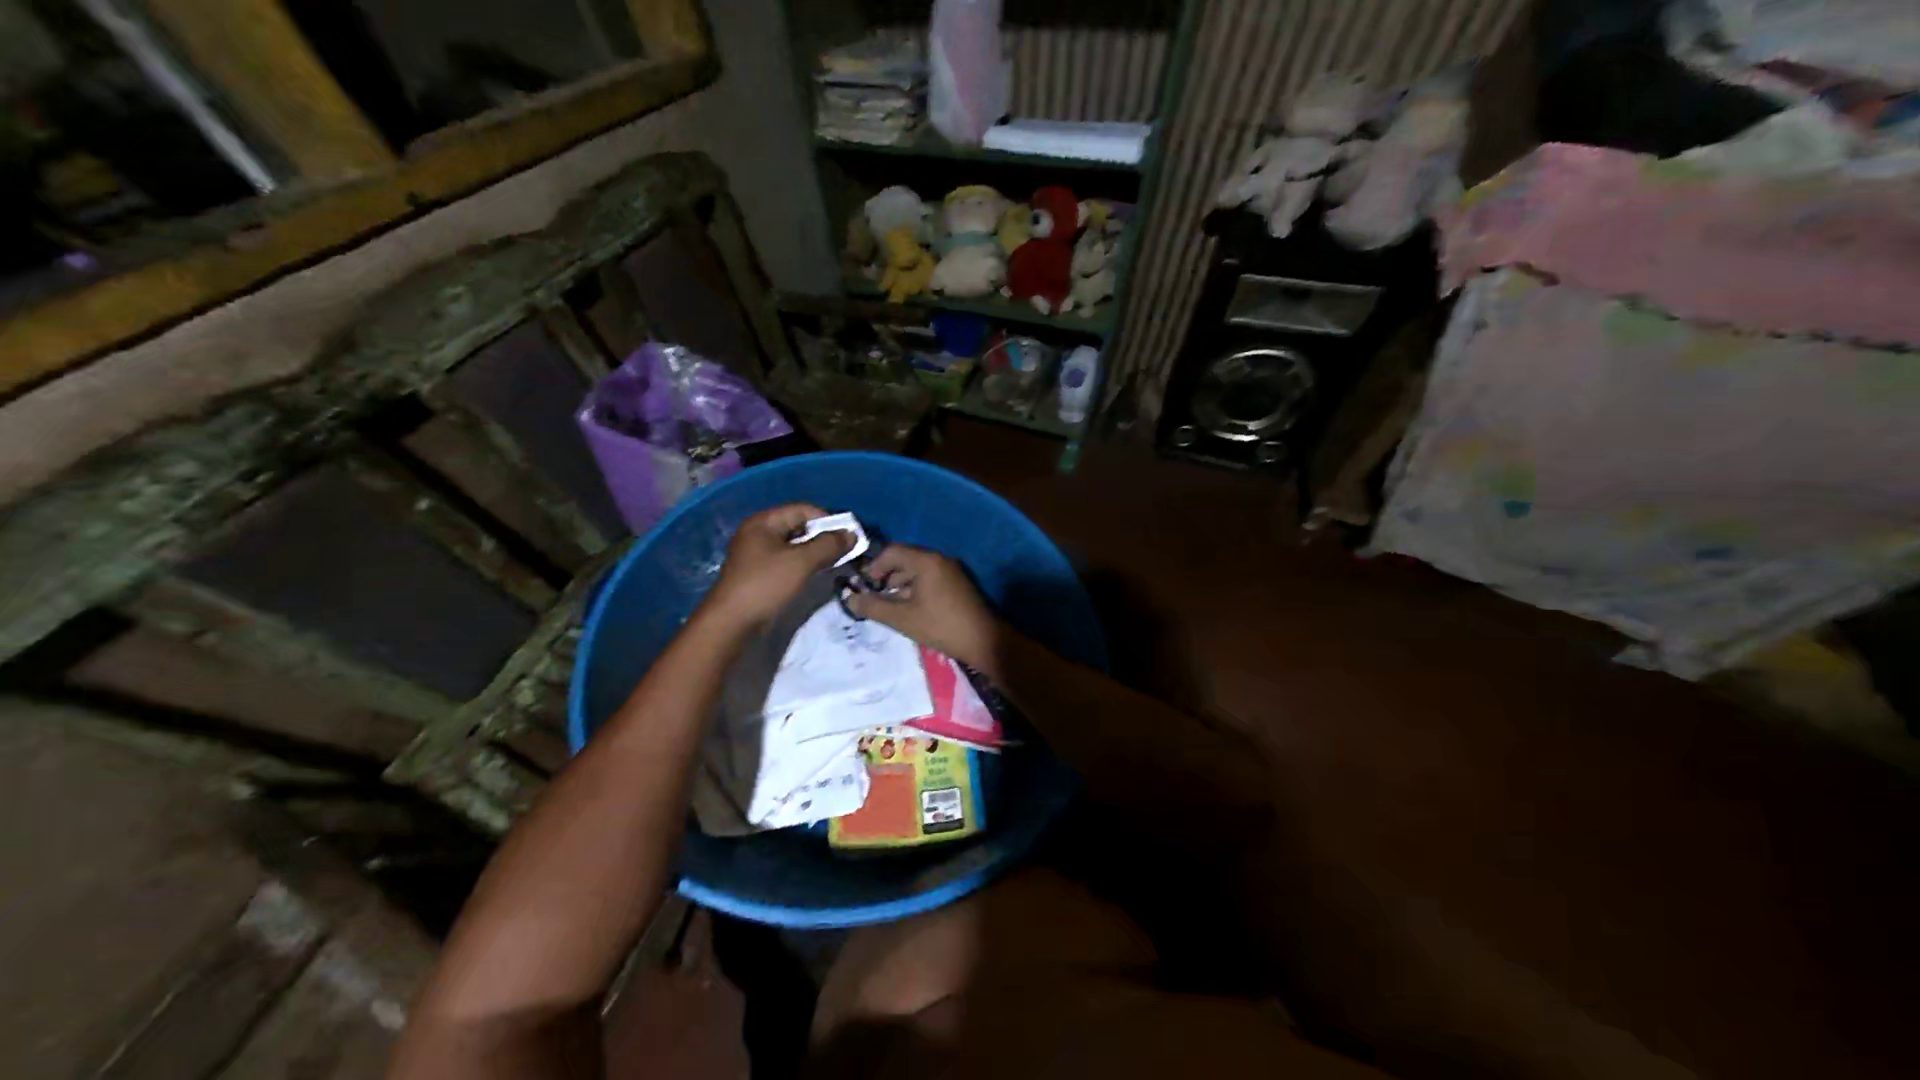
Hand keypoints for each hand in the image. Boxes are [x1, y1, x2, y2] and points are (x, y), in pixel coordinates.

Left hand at [703, 504, 851, 629]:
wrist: (732, 623)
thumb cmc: (765, 585)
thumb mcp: (801, 562)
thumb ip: (829, 545)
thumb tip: (852, 534)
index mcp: (763, 522)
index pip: (803, 509)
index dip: (828, 519)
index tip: (850, 536)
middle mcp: (759, 533)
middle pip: (799, 526)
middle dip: (824, 536)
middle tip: (846, 551)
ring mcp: (757, 555)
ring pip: (795, 546)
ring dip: (816, 552)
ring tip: (836, 563)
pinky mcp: (760, 574)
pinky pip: (788, 561)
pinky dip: (805, 565)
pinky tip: (818, 574)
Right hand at [845, 545, 1002, 675]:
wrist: (985, 641)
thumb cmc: (940, 626)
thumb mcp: (902, 618)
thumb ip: (873, 606)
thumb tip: (849, 598)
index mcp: (926, 561)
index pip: (891, 552)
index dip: (874, 567)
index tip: (864, 587)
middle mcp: (939, 559)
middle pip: (904, 559)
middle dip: (886, 576)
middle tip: (874, 597)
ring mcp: (951, 570)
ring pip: (917, 570)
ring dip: (900, 584)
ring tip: (889, 606)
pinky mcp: (957, 584)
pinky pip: (929, 578)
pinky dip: (915, 589)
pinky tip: (910, 609)